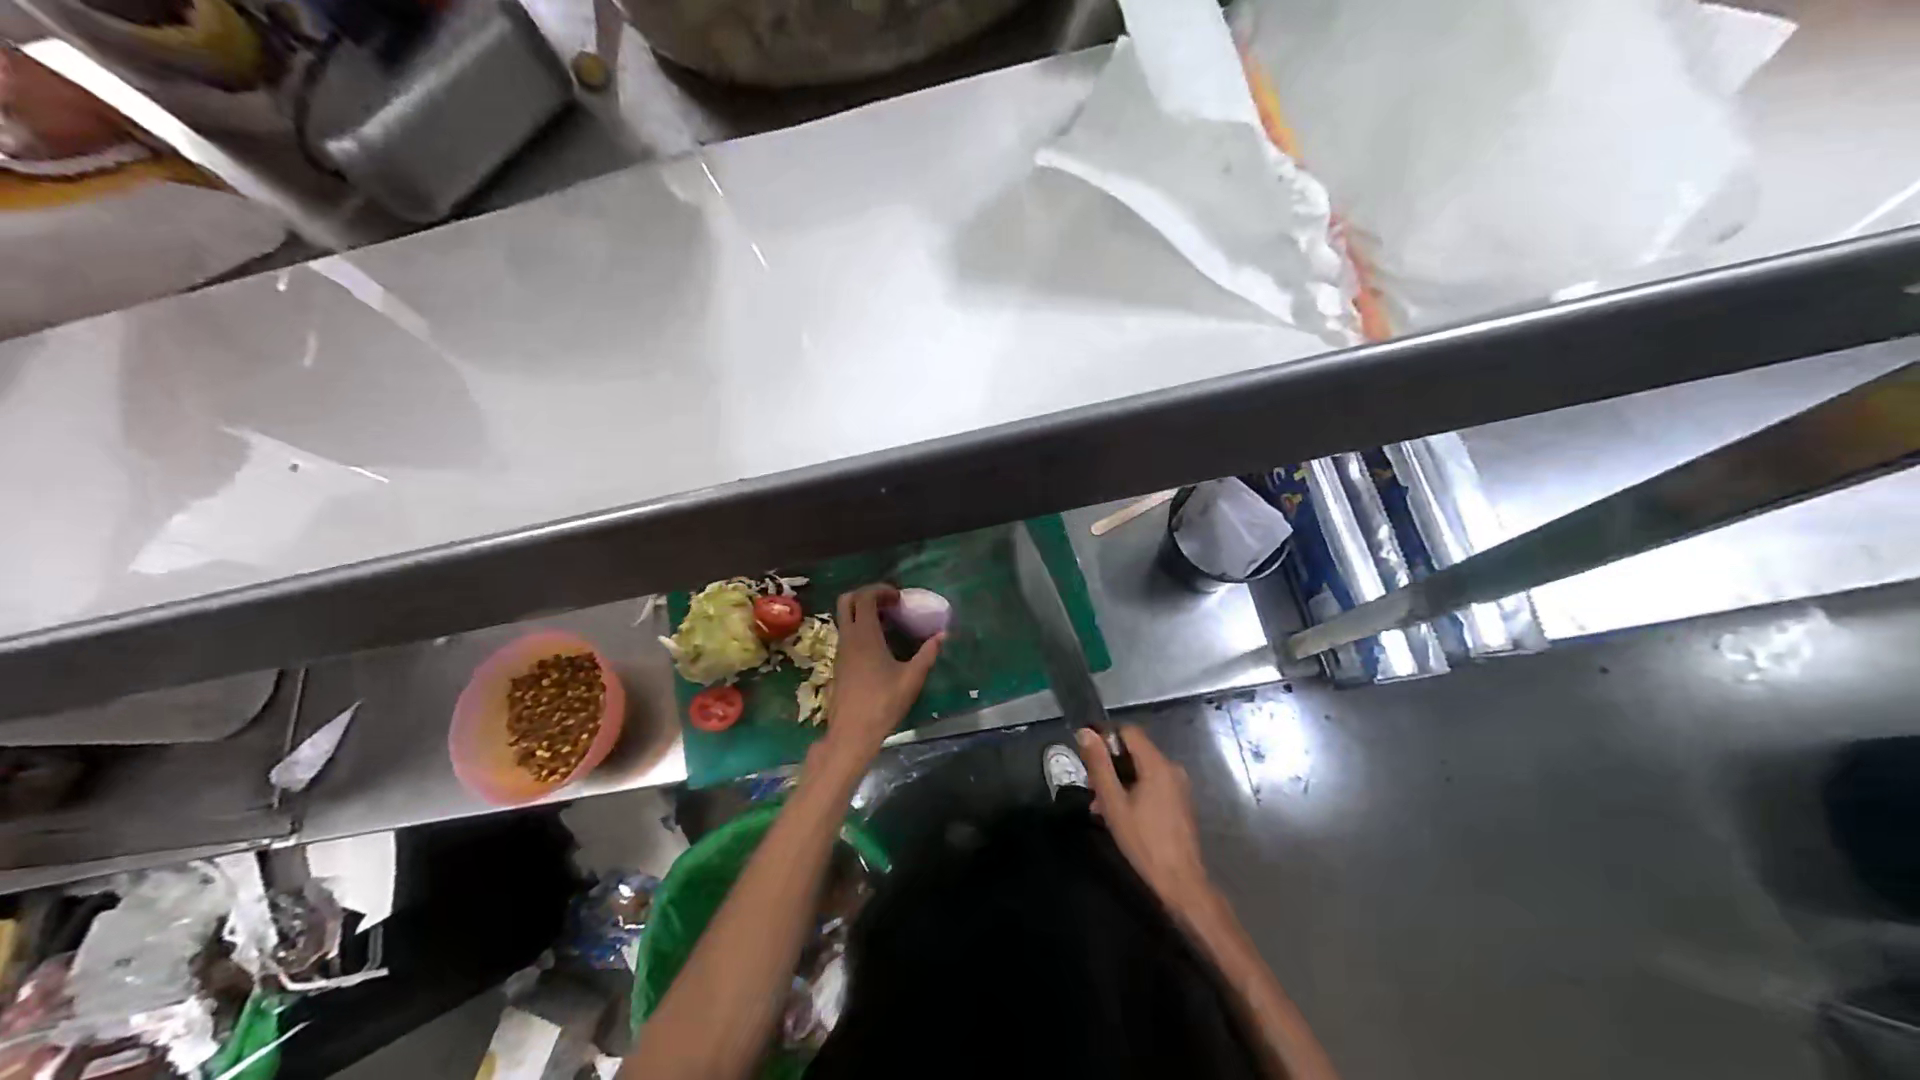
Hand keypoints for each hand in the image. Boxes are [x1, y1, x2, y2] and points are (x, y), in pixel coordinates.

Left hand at [820, 585, 941, 763]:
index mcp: (864, 635)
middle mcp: (848, 638)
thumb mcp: (912, 678)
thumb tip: (942, 635)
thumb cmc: (883, 703)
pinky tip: (880, 645)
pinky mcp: (839, 663)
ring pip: (845, 618)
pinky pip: (847, 634)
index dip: (881, 590)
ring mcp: (841, 651)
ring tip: (889, 623)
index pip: (865, 597)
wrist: (852, 733)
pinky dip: (860, 628)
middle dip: (867, 594)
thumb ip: (927, 654)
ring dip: (863, 612)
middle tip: (890, 604)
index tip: (899, 598)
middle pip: (847, 601)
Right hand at [1080, 725, 1214, 916]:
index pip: (1129, 731)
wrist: (1180, 881)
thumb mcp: (1113, 802)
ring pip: (1142, 770)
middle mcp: (1172, 768)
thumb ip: (1099, 765)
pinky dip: (1134, 791)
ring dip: (1119, 781)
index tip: (1087, 756)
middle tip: (1091, 789)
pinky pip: (1153, 784)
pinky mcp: (1180, 801)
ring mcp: (1179, 785)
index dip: (1106, 737)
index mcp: (1157, 764)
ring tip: (1101, 807)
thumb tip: (1085, 732)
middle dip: (1110, 765)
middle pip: (1135, 751)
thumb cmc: (1143, 841)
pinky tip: (1120, 814)